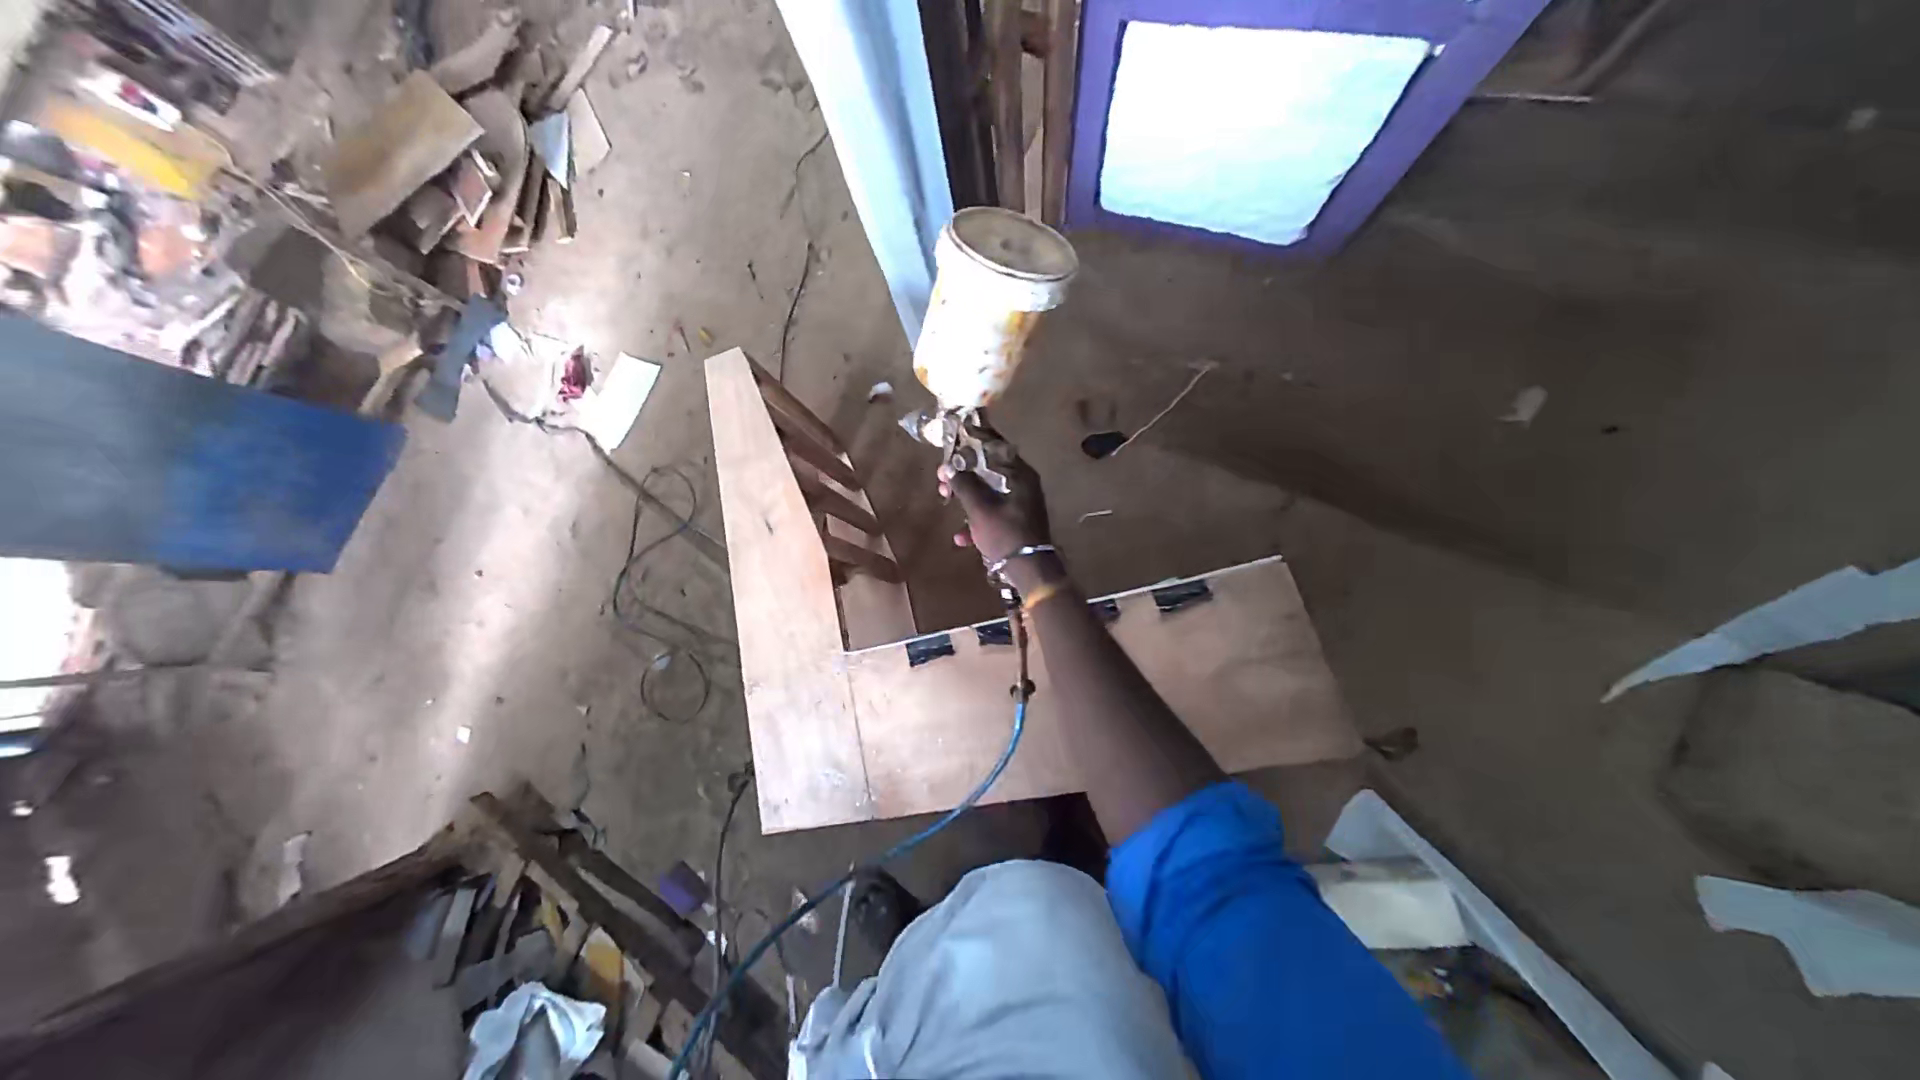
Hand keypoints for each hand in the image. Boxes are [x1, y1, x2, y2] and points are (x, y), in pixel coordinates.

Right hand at [937, 456, 1051, 565]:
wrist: (1030, 572)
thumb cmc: (1005, 534)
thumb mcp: (980, 508)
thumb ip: (963, 484)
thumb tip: (949, 467)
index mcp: (1019, 474)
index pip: (994, 446)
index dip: (970, 444)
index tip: (950, 447)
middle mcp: (1023, 484)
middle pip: (988, 470)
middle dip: (962, 475)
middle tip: (942, 479)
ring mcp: (1020, 504)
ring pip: (988, 492)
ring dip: (966, 497)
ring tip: (945, 501)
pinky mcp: (1016, 522)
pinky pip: (993, 513)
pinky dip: (977, 520)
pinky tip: (961, 538)